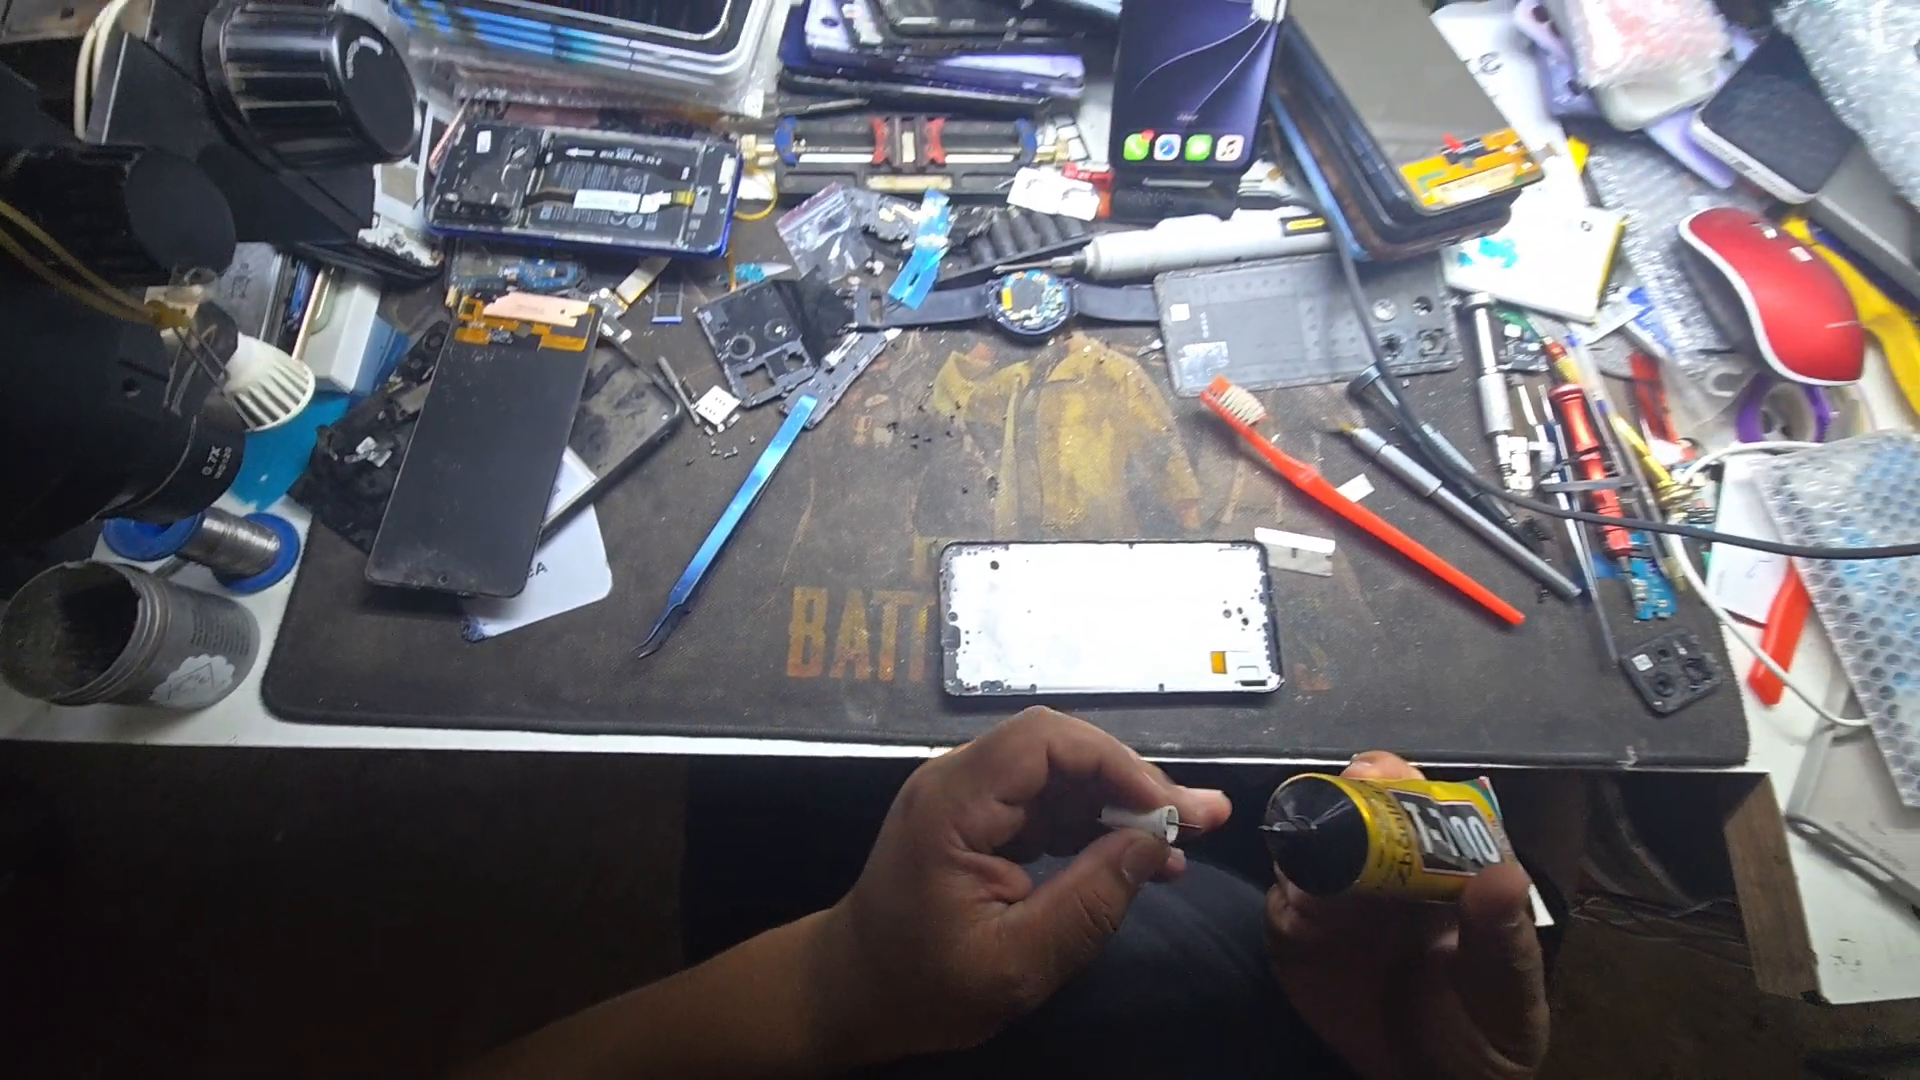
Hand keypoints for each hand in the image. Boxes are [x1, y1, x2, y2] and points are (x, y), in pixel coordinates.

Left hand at [817, 707, 1231, 1063]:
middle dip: (1133, 779)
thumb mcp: (1013, 963)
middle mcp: (960, 779)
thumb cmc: (920, 985)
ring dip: (1123, 802)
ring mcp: (971, 794)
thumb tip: (1154, 844)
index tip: (1170, 807)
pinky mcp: (984, 816)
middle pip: (1058, 750)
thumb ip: (1088, 902)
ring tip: (1186, 838)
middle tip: (1203, 816)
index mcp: (953, 800)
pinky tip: (1141, 855)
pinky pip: (1049, 805)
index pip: (1042, 741)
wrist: (856, 989)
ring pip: (1062, 775)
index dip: (1114, 761)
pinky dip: (1096, 826)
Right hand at [1266, 753, 1548, 1079]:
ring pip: (1309, 835)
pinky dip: (1289, 883)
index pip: (1414, 804)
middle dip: (1348, 788)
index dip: (1399, 780)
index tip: (1386, 772)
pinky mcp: (1292, 918)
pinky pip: (1281, 888)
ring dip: (1312, 828)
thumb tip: (1503, 873)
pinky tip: (1303, 896)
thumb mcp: (1506, 998)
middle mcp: (1377, 864)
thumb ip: (1504, 941)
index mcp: (1436, 868)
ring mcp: (1331, 888)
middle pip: (1353, 805)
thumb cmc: (1476, 1035)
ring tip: (1326, 840)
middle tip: (1353, 783)